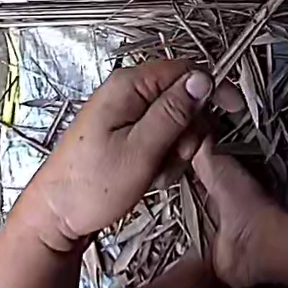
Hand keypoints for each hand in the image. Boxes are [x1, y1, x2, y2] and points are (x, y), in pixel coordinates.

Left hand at [14, 59, 212, 253]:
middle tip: (176, 157)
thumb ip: (173, 112)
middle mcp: (126, 91)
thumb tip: (202, 79)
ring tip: (155, 172)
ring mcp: (125, 111)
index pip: (185, 69)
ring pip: (175, 120)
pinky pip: (160, 136)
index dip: (213, 88)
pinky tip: (148, 175)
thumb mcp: (141, 150)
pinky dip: (163, 156)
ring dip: (176, 148)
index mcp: (128, 85)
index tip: (233, 110)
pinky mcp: (124, 131)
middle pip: (182, 96)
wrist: (53, 218)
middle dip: (189, 129)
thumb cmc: (91, 187)